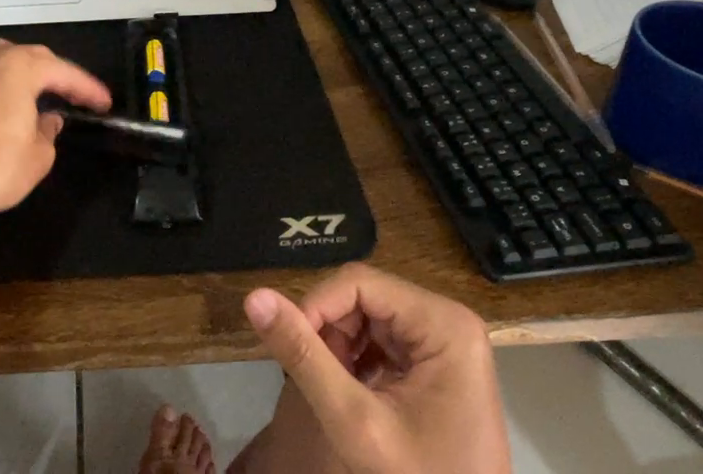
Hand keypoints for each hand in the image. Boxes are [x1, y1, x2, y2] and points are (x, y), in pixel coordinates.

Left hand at [0, 39, 111, 218]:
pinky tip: (2, 107)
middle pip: (30, 57)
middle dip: (56, 73)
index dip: (87, 87)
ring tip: (38, 92)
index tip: (104, 102)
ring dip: (22, 72)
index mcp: (18, 69)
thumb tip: (46, 120)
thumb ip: (48, 132)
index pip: (62, 71)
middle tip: (74, 95)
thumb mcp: (38, 156)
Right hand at [245, 264, 510, 473]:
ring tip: (335, 392)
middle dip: (330, 333)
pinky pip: (383, 339)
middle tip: (316, 381)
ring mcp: (446, 340)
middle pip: (364, 298)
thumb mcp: (355, 420)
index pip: (358, 283)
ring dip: (340, 349)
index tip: (289, 349)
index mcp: (444, 323)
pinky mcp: (438, 360)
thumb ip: (304, 356)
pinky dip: (357, 361)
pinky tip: (353, 395)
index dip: (315, 307)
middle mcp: (449, 319)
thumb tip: (253, 296)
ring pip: (368, 317)